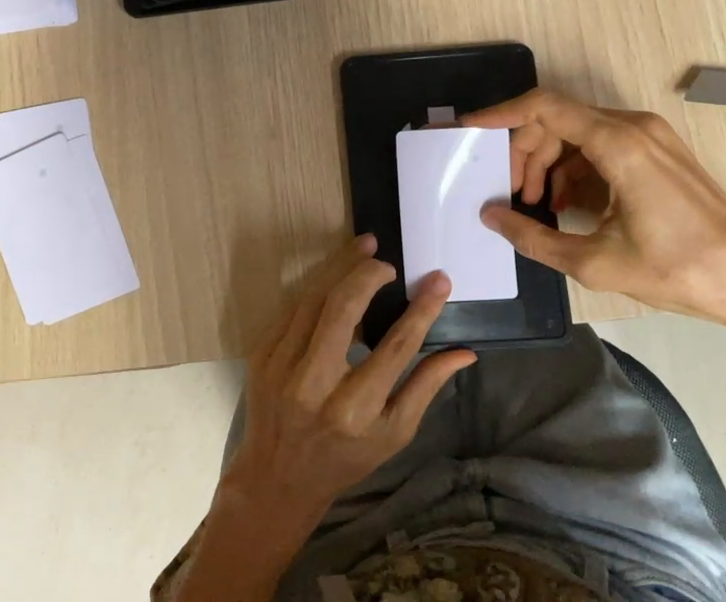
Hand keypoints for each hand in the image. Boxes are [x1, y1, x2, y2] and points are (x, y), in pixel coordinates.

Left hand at [221, 236, 476, 518]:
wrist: (278, 477)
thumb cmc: (346, 458)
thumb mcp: (394, 433)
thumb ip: (426, 387)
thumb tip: (465, 352)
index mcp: (355, 410)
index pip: (395, 346)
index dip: (421, 310)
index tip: (438, 281)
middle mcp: (314, 385)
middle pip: (343, 309)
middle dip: (368, 275)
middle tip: (388, 263)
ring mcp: (281, 367)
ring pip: (313, 299)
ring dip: (340, 267)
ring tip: (364, 248)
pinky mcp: (261, 355)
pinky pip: (292, 309)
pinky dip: (316, 289)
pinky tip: (335, 277)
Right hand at [461, 90, 725, 339]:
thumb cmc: (678, 270)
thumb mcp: (594, 261)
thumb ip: (532, 236)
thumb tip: (490, 216)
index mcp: (618, 143)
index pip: (544, 107)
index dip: (499, 115)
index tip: (467, 131)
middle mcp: (634, 127)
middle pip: (556, 119)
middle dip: (522, 151)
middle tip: (507, 192)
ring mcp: (650, 137)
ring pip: (576, 132)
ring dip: (546, 161)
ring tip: (534, 204)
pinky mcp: (657, 152)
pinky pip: (599, 145)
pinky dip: (573, 167)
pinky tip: (565, 205)